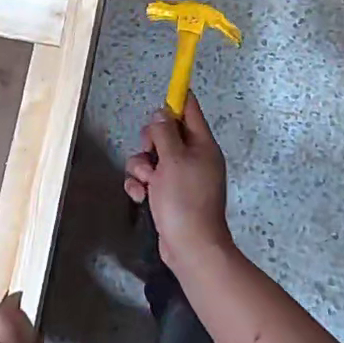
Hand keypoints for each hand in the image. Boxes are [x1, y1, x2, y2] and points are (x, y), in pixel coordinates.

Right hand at [124, 93, 234, 269]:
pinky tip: (141, 197)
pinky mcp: (168, 194)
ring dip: (141, 168)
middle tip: (150, 154)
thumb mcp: (173, 160)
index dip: (175, 100)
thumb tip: (161, 113)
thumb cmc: (185, 200)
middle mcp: (193, 157)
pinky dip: (141, 185)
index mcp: (202, 145)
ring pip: (151, 158)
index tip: (160, 97)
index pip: (189, 110)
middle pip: (164, 133)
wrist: (190, 246)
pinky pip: (148, 179)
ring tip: (146, 183)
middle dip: (150, 142)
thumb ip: (164, 133)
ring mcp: (180, 177)